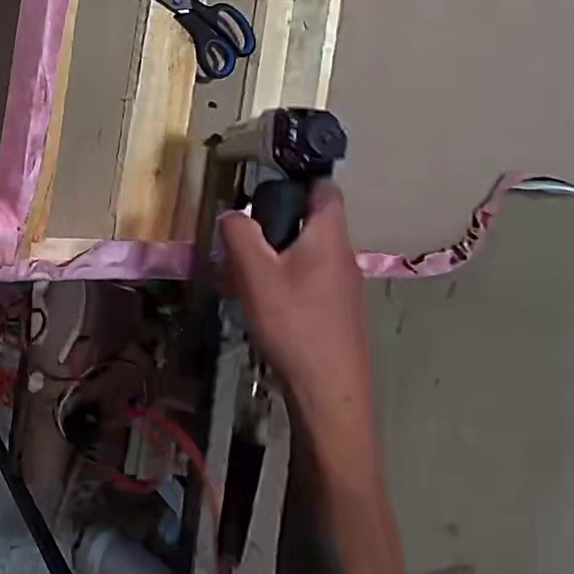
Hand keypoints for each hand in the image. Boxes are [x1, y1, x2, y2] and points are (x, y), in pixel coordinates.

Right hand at [219, 182, 366, 391]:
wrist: (329, 394)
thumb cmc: (294, 324)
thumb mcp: (255, 274)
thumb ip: (239, 234)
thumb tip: (231, 214)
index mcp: (328, 237)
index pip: (325, 189)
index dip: (298, 179)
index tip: (264, 186)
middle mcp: (341, 257)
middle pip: (306, 223)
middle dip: (269, 226)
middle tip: (238, 241)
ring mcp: (341, 288)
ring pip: (301, 255)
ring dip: (269, 259)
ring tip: (236, 277)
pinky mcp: (335, 313)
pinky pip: (304, 282)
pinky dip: (279, 283)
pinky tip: (256, 305)